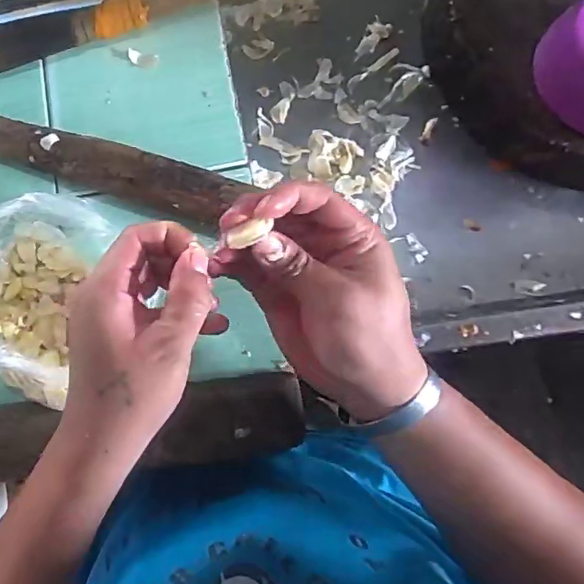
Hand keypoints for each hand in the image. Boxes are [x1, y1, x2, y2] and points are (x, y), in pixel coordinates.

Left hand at [60, 222, 227, 458]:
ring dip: (177, 285)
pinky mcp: (109, 329)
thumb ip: (188, 296)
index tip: (203, 260)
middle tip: (211, 286)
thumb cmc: (135, 395)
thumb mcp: (171, 344)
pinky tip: (206, 325)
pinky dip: (168, 307)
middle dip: (177, 262)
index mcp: (103, 287)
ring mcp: (100, 311)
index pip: (136, 236)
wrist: (100, 441)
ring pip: (142, 279)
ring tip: (212, 307)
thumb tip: (198, 254)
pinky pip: (140, 303)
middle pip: (138, 254)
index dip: (172, 237)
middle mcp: (96, 291)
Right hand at [211, 183, 427, 420]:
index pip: (315, 200)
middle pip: (279, 212)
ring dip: (235, 238)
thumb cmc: (368, 336)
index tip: (259, 211)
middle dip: (250, 214)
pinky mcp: (270, 284)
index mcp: (349, 235)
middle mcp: (317, 241)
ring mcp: (291, 262)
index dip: (285, 197)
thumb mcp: (339, 298)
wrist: (363, 386)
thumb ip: (297, 265)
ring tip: (219, 251)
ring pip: (257, 235)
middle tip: (227, 227)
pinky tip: (215, 267)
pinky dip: (228, 261)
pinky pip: (245, 263)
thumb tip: (259, 238)